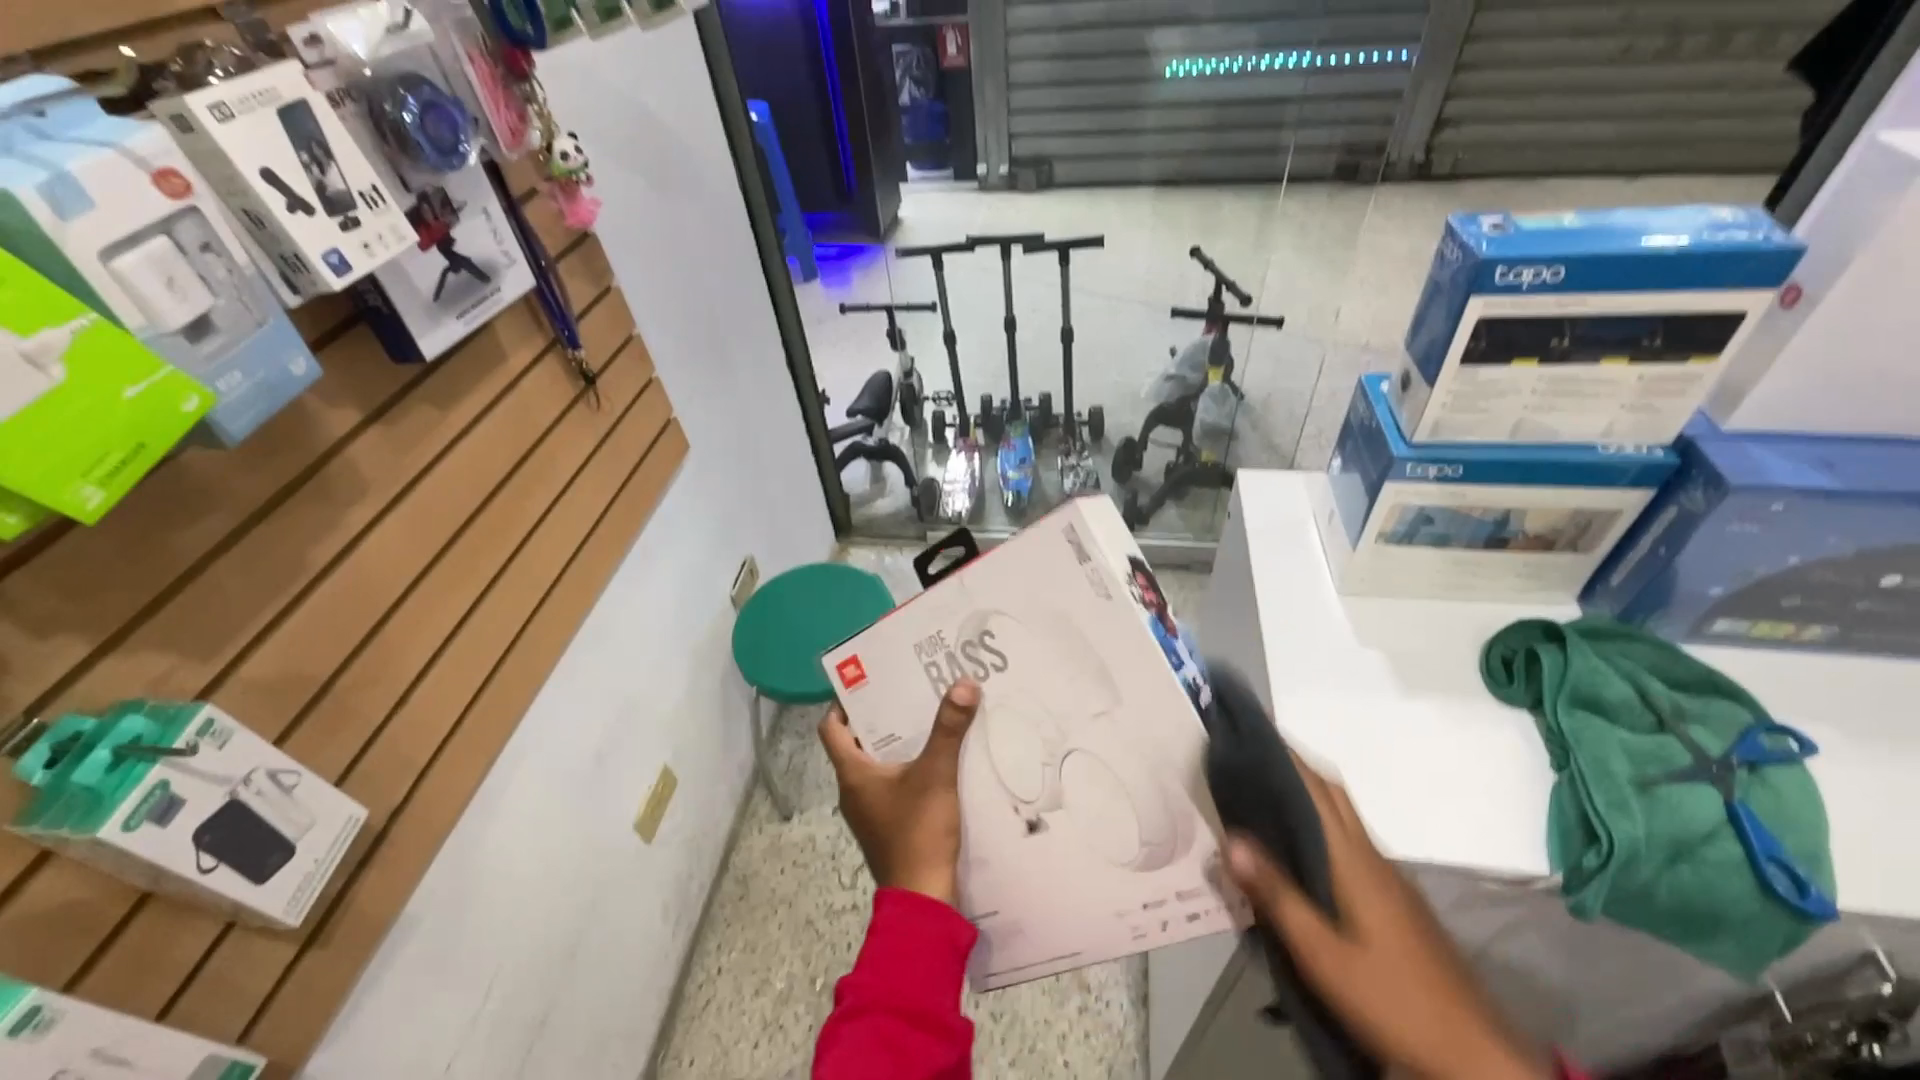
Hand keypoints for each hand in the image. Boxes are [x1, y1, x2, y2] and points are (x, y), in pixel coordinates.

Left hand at [818, 680, 979, 905]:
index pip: (831, 728)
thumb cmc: (918, 831)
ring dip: (895, 747)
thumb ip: (949, 729)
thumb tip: (963, 683)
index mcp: (852, 774)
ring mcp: (869, 813)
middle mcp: (853, 791)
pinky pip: (890, 788)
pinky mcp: (886, 828)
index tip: (867, 684)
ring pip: (875, 768)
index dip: (843, 704)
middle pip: (856, 745)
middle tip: (907, 695)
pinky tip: (935, 765)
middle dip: (880, 720)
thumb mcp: (937, 773)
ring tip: (925, 723)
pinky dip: (906, 772)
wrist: (923, 897)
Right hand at [1224, 755, 1548, 1079]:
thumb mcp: (1322, 954)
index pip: (1319, 791)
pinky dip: (1320, 832)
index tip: (1252, 731)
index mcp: (1356, 863)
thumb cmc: (1392, 1000)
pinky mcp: (1396, 906)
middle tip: (1250, 759)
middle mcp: (1376, 861)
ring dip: (1308, 800)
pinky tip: (1299, 857)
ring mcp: (1391, 884)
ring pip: (1344, 824)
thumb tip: (1231, 838)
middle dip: (1296, 770)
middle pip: (1335, 799)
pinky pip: (1350, 849)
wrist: (1473, 1054)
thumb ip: (1278, 896)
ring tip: (1262, 799)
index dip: (1287, 757)